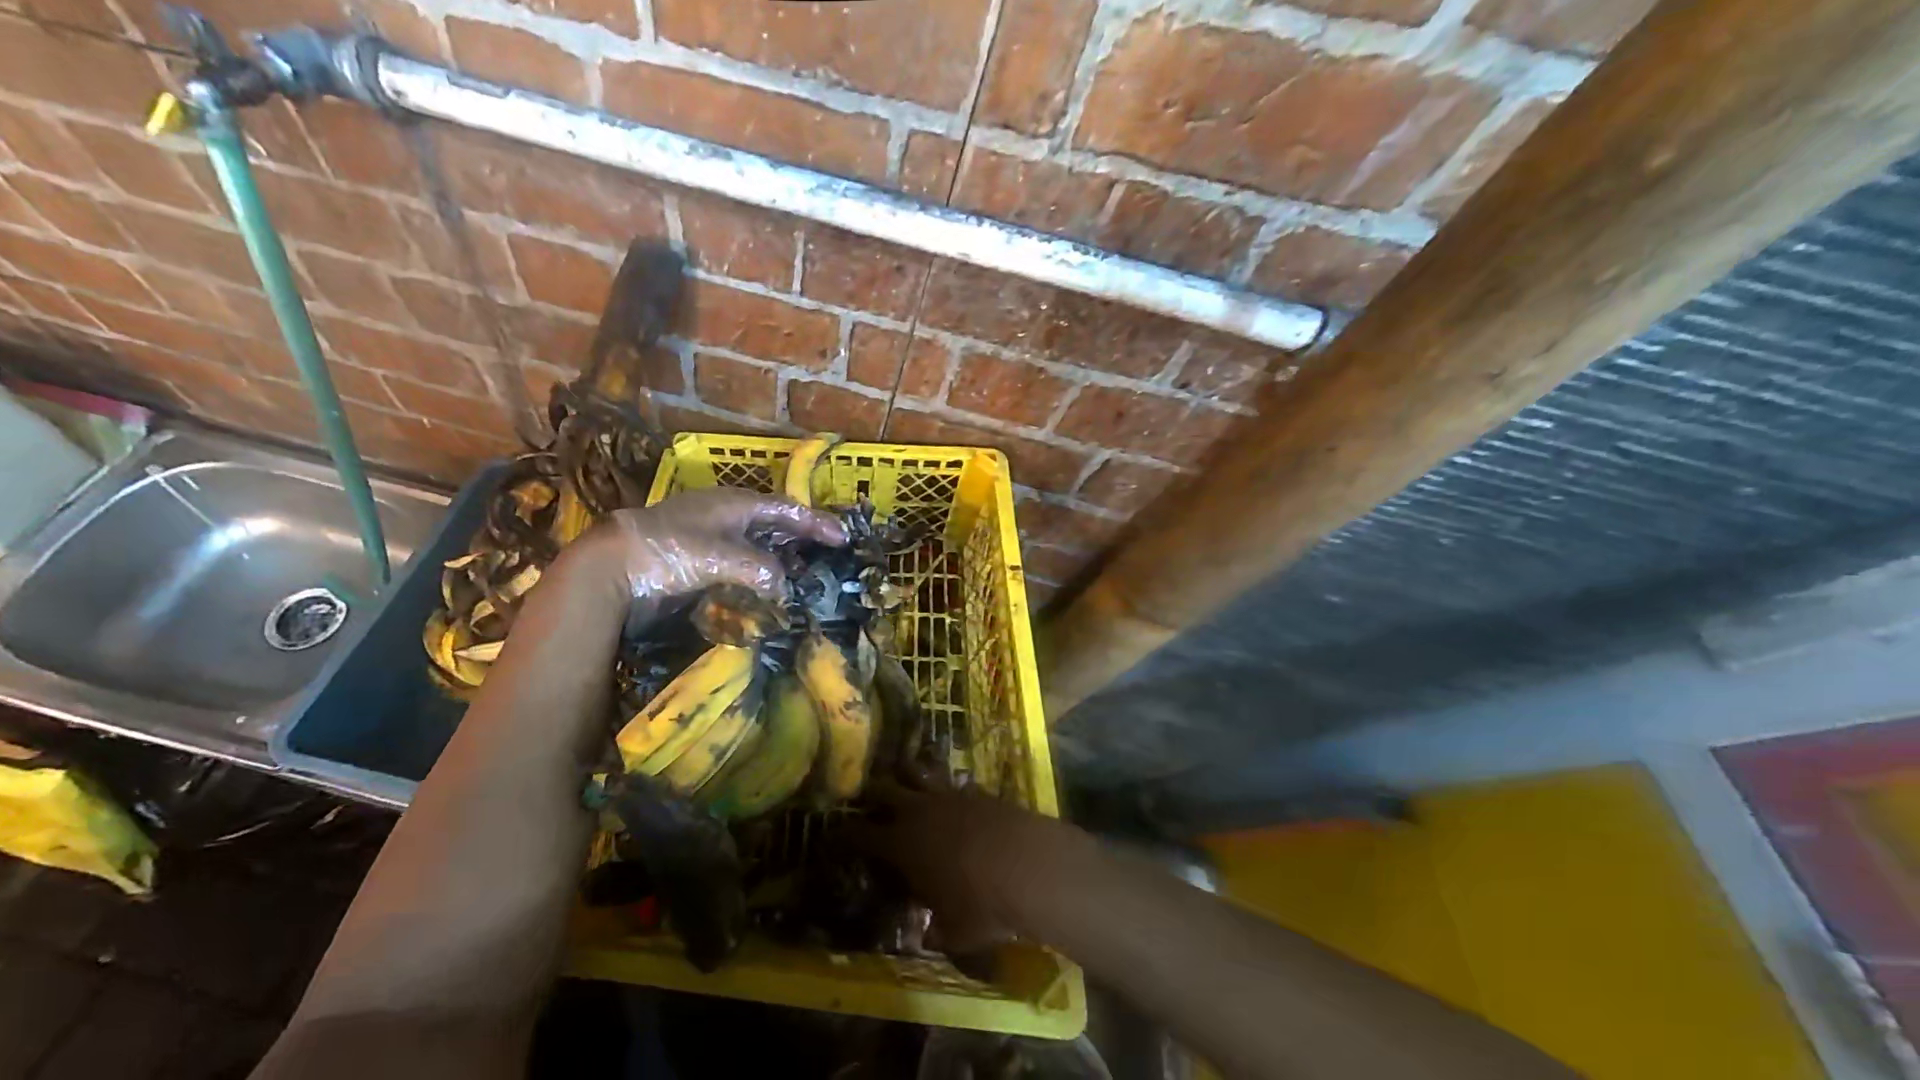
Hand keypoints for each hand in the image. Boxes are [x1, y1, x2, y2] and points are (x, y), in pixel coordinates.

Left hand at [570, 488, 846, 631]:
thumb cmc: (670, 550)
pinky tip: (767, 588)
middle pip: (774, 524)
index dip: (816, 523)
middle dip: (801, 538)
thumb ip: (760, 569)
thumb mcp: (722, 557)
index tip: (843, 537)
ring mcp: (710, 537)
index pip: (787, 511)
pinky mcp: (697, 559)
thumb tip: (784, 586)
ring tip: (804, 574)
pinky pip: (739, 562)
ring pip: (757, 544)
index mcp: (735, 504)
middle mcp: (726, 516)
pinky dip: (758, 573)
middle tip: (828, 554)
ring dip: (781, 557)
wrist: (612, 567)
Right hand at [851, 781, 1090, 952]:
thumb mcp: (956, 933)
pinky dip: (948, 785)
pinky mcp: (979, 790)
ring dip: (907, 774)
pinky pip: (955, 781)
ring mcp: (950, 795)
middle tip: (864, 795)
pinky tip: (952, 790)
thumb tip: (929, 938)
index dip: (844, 834)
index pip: (860, 834)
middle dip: (870, 792)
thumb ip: (937, 933)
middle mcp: (919, 812)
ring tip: (903, 774)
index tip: (833, 833)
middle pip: (884, 790)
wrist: (1032, 866)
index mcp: (901, 845)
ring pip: (918, 772)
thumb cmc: (984, 906)